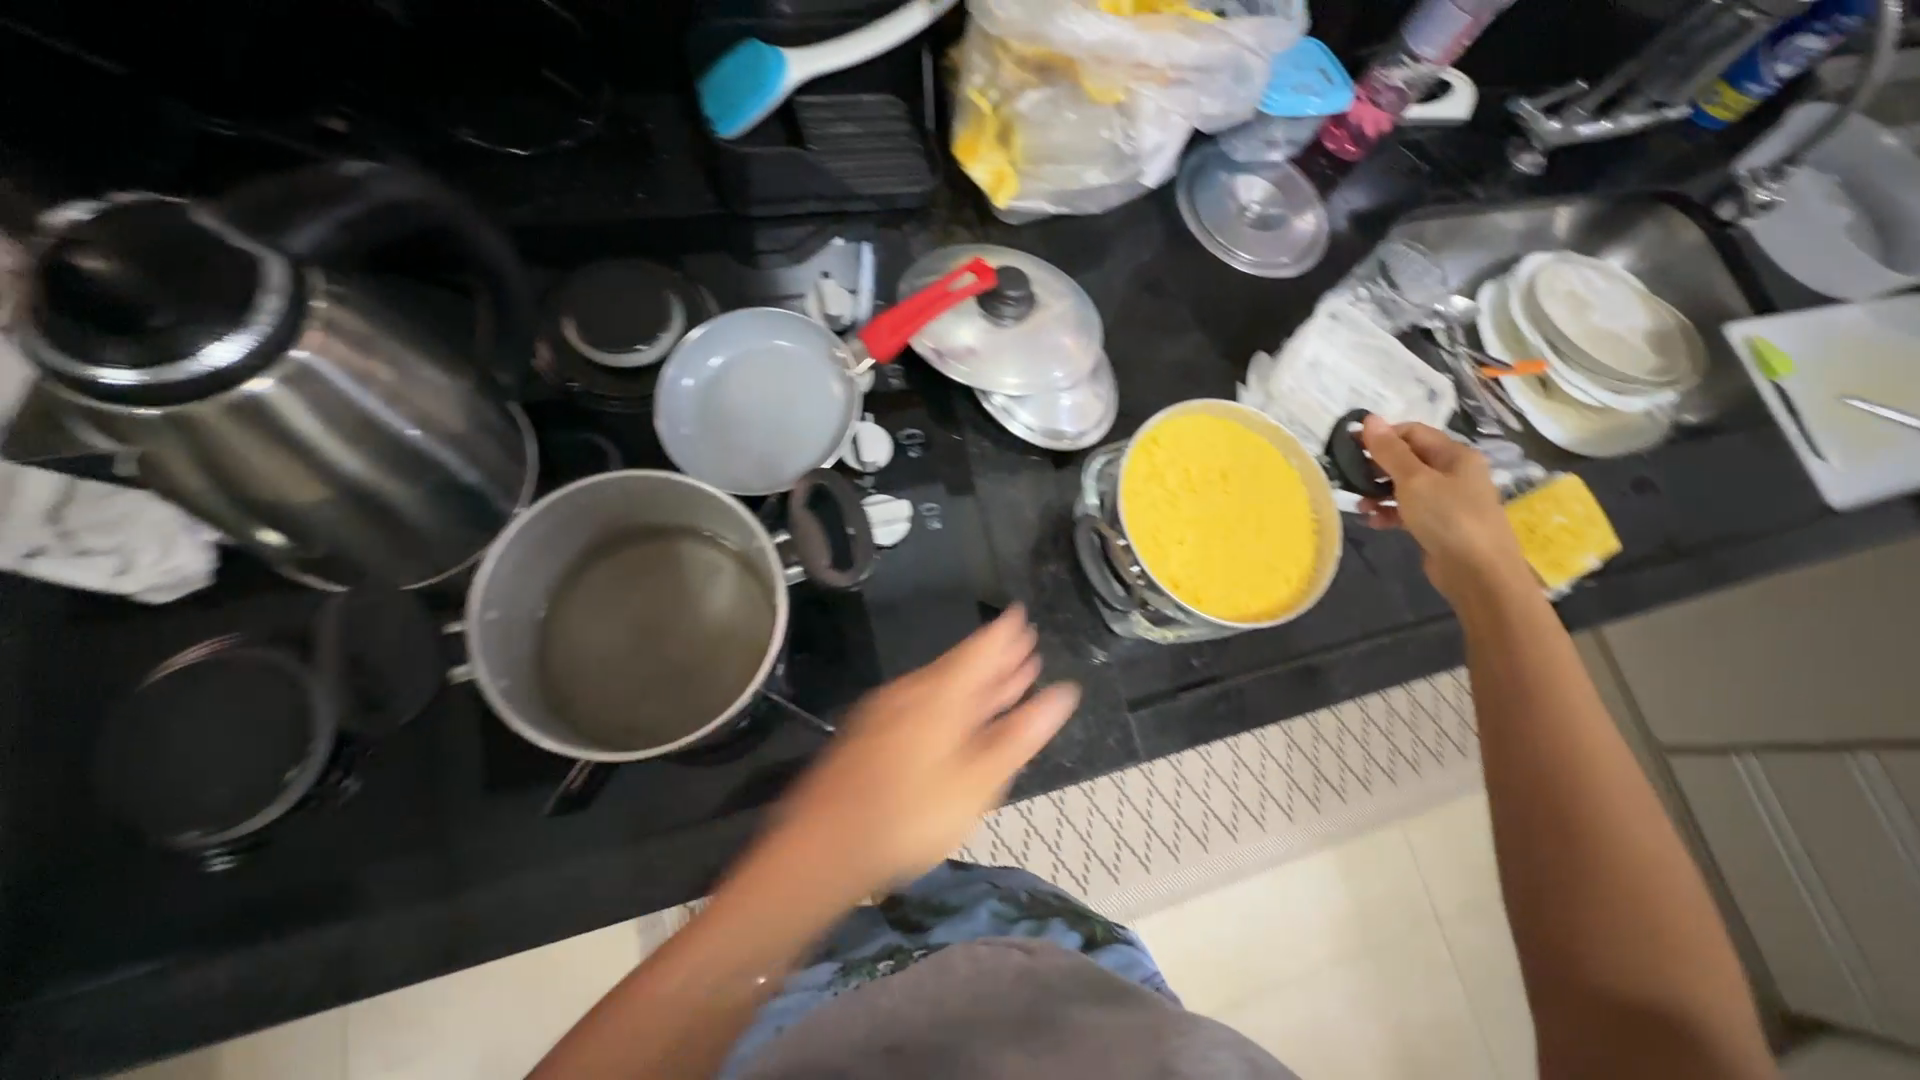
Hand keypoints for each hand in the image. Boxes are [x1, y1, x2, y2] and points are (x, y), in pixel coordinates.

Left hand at [757, 606, 1079, 905]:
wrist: (824, 847)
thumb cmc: (910, 816)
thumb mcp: (977, 781)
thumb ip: (1020, 735)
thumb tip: (1061, 695)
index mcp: (939, 695)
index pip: (980, 650)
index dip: (1005, 634)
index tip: (1023, 617)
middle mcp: (911, 694)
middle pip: (960, 667)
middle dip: (995, 659)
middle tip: (1026, 646)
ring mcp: (887, 714)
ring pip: (940, 688)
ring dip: (976, 683)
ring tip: (1007, 678)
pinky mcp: (871, 737)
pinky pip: (922, 705)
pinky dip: (951, 703)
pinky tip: (960, 718)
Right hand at [1358, 416, 1530, 604]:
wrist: (1478, 572)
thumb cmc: (1447, 517)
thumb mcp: (1414, 480)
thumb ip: (1389, 450)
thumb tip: (1369, 419)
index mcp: (1455, 455)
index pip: (1413, 433)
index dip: (1382, 437)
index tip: (1350, 447)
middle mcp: (1454, 473)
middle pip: (1408, 459)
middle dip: (1377, 467)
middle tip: (1351, 477)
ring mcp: (1448, 500)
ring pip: (1406, 487)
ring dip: (1379, 493)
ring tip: (1360, 505)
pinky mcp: (1439, 525)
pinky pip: (1409, 510)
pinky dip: (1390, 513)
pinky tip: (1374, 521)